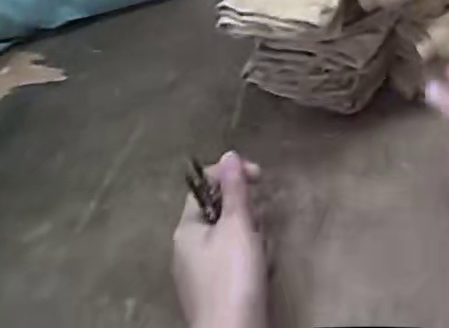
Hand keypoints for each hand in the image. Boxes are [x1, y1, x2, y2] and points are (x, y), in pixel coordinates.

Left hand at [172, 151, 265, 327]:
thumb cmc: (233, 277)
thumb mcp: (237, 225)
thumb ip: (235, 188)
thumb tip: (229, 155)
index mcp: (186, 228)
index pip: (204, 183)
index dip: (231, 173)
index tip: (258, 176)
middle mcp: (187, 249)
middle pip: (218, 209)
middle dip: (244, 208)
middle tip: (259, 218)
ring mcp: (200, 274)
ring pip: (229, 236)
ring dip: (250, 234)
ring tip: (261, 249)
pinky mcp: (215, 294)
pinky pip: (233, 261)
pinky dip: (248, 258)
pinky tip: (261, 269)